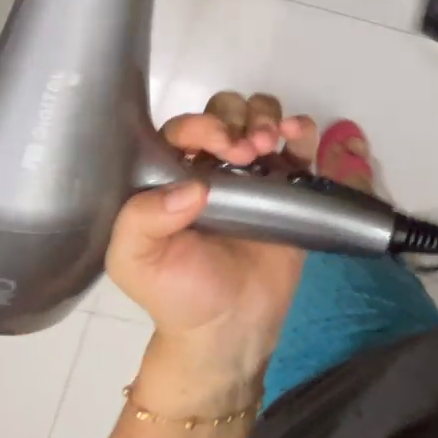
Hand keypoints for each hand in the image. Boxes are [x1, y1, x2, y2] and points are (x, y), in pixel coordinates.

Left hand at [106, 93, 313, 398]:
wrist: (232, 326)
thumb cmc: (180, 292)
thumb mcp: (136, 262)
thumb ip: (141, 220)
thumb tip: (193, 186)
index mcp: (172, 174)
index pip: (185, 128)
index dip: (203, 125)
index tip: (220, 145)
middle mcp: (214, 163)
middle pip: (228, 110)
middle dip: (240, 119)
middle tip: (247, 151)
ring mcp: (256, 170)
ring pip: (263, 116)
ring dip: (268, 118)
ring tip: (270, 146)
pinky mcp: (290, 182)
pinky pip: (300, 141)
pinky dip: (302, 129)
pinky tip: (297, 136)